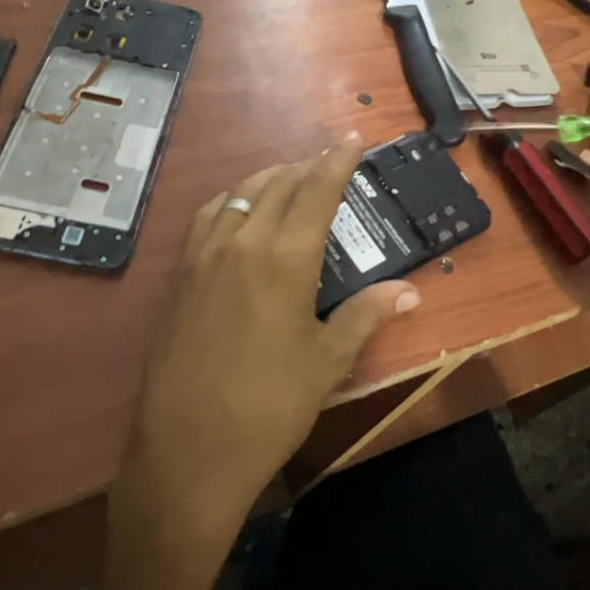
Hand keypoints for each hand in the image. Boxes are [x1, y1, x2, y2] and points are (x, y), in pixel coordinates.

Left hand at [112, 134, 421, 537]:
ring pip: (240, 194)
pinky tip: (240, 212)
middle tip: (328, 161)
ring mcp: (204, 256)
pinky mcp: (180, 275)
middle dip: (306, 166)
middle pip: (277, 184)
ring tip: (290, 179)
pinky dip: (233, 200)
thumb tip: (409, 291)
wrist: (190, 449)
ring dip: (269, 178)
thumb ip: (366, 316)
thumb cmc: (270, 407)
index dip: (337, 162)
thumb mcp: (327, 362)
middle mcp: (242, 243)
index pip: (316, 191)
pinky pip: (209, 217)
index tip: (352, 139)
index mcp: (285, 259)